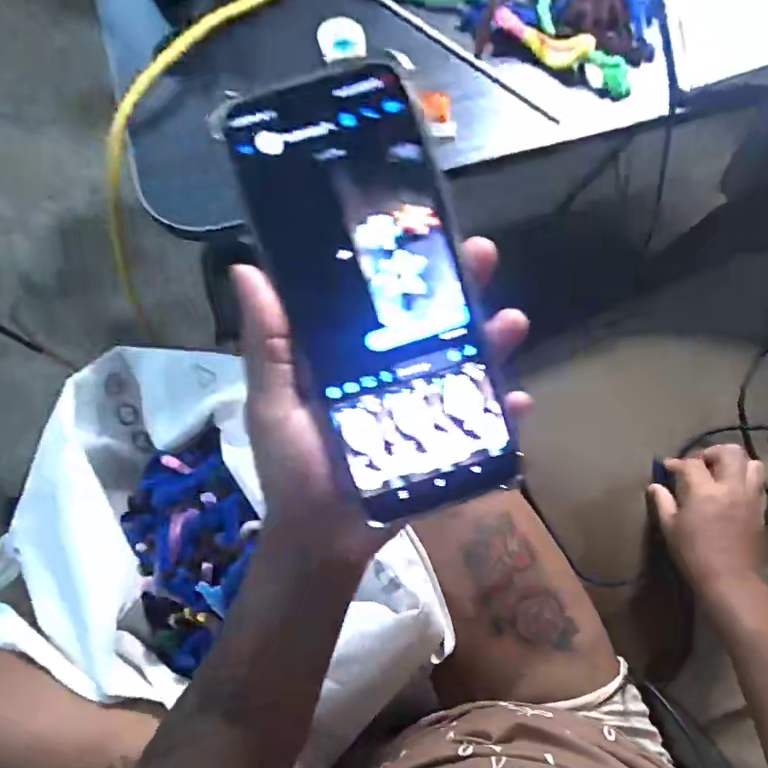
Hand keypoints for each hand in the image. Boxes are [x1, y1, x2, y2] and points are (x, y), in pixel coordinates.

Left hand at [231, 236, 532, 567]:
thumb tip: (248, 270)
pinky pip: (479, 425)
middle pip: (431, 327)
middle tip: (484, 256)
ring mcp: (422, 411)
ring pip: (462, 367)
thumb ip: (268, 346)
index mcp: (350, 360)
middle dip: (460, 292)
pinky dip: (501, 416)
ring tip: (512, 322)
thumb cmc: (295, 472)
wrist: (324, 539)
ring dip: (491, 343)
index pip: (379, 304)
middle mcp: (391, 376)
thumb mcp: (274, 404)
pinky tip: (518, 401)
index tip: (419, 229)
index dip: (400, 267)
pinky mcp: (442, 446)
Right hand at [648, 444, 767, 599]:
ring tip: (721, 473)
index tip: (668, 467)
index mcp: (704, 491)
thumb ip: (663, 503)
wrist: (730, 578)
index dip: (677, 462)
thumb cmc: (693, 555)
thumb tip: (655, 486)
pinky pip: (758, 482)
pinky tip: (733, 490)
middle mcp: (731, 487)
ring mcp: (750, 496)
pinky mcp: (761, 508)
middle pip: (729, 452)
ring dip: (735, 462)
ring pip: (751, 462)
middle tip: (699, 464)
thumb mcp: (670, 529)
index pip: (691, 464)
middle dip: (711, 452)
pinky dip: (745, 478)